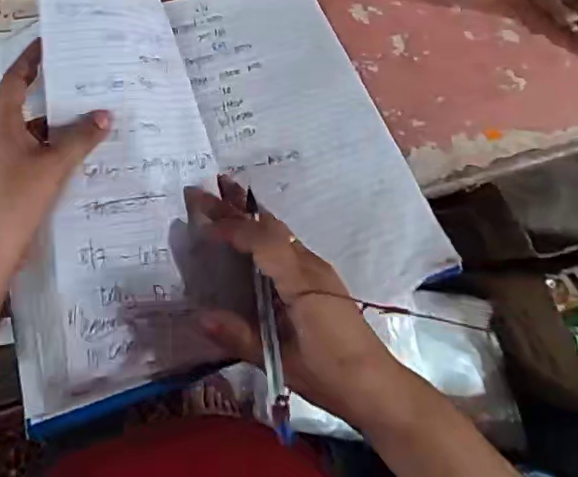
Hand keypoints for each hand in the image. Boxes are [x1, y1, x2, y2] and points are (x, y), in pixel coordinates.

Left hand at [0, 40, 110, 275]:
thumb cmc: (16, 198)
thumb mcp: (53, 165)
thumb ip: (80, 139)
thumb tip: (105, 114)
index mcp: (2, 122)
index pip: (15, 78)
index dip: (30, 58)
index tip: (48, 41)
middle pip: (21, 99)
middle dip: (44, 84)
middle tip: (73, 70)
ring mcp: (3, 157)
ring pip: (30, 126)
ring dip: (53, 117)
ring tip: (85, 107)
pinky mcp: (10, 176)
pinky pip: (35, 148)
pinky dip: (53, 142)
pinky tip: (78, 148)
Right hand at [187, 176, 409, 426]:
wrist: (377, 386)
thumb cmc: (330, 374)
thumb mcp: (282, 362)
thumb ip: (241, 337)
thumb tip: (200, 316)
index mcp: (301, 281)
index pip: (263, 241)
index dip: (232, 230)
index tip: (203, 226)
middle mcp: (309, 265)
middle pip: (270, 225)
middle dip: (235, 207)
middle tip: (203, 190)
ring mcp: (316, 268)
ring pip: (279, 229)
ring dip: (249, 213)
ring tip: (223, 194)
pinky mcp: (319, 277)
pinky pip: (286, 242)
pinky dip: (262, 229)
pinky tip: (250, 232)